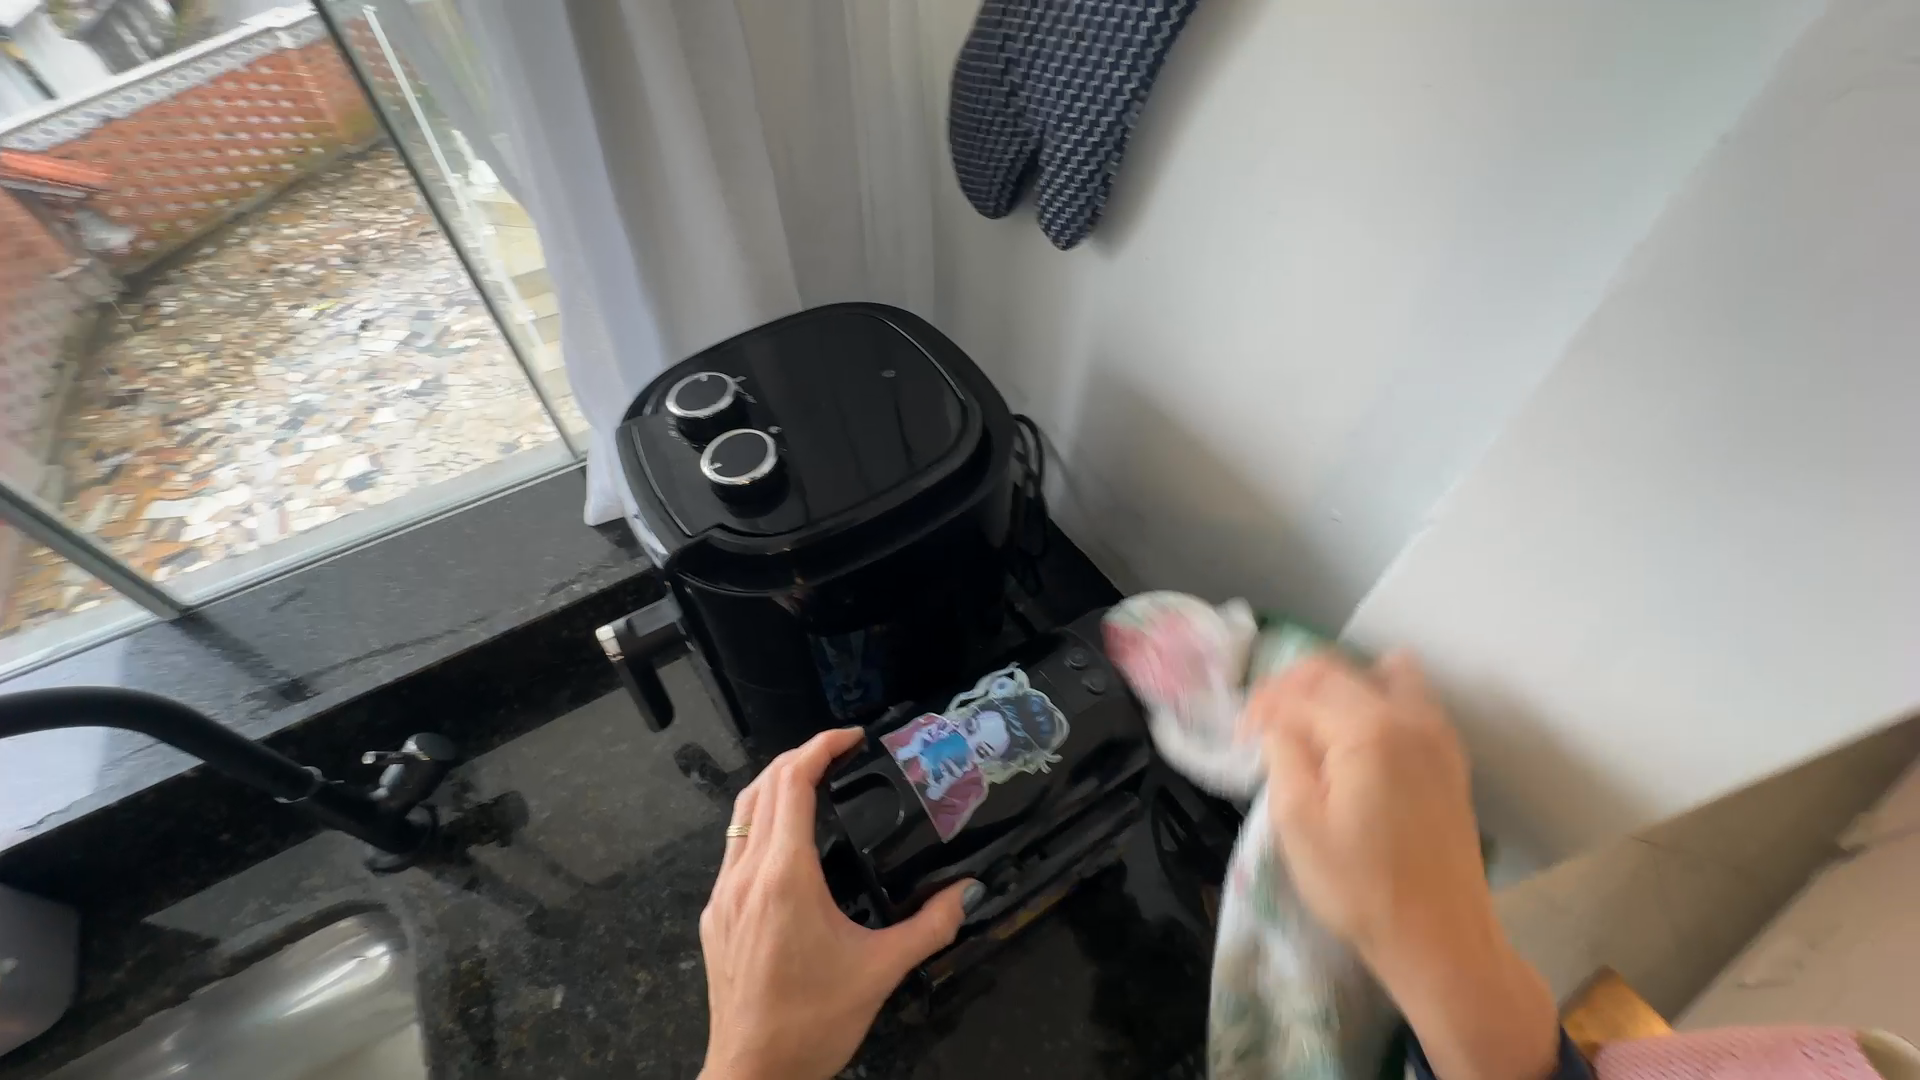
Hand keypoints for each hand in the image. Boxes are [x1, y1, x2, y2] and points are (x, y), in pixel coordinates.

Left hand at [698, 727, 975, 1079]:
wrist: (751, 1077)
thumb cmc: (813, 1021)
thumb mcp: (881, 970)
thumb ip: (931, 925)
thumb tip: (969, 891)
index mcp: (785, 874)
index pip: (792, 782)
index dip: (820, 746)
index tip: (852, 737)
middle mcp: (746, 873)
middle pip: (764, 784)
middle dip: (801, 754)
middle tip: (840, 752)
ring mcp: (723, 893)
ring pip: (742, 812)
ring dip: (776, 783)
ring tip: (814, 779)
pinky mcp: (715, 913)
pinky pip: (734, 845)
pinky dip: (761, 819)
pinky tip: (787, 839)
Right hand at [1244, 651, 1557, 1079]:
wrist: (1441, 942)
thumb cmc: (1358, 885)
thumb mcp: (1296, 820)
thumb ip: (1282, 752)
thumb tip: (1278, 722)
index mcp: (1367, 730)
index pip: (1299, 691)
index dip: (1261, 706)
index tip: (1239, 737)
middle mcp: (1408, 719)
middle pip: (1336, 672)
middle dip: (1289, 688)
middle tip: (1262, 724)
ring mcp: (1437, 737)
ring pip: (1379, 674)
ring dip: (1333, 684)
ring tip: (1305, 715)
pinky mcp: (1450, 759)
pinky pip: (1412, 698)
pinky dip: (1377, 693)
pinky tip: (1356, 721)